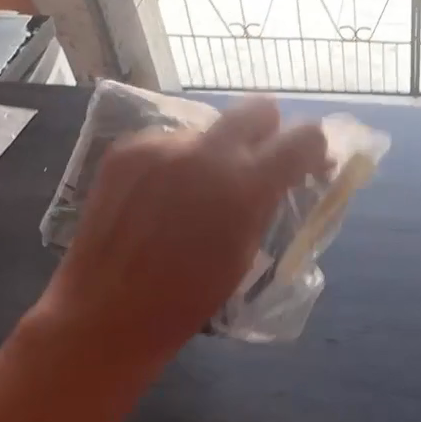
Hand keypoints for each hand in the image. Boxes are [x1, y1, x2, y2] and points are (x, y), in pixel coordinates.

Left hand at [34, 97, 327, 370]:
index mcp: (244, 185)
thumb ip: (265, 206)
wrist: (105, 313)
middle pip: (258, 108)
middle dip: (269, 132)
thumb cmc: (187, 301)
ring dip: (216, 154)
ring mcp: (160, 146)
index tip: (310, 167)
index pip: (303, 138)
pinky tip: (164, 200)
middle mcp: (205, 152)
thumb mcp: (245, 254)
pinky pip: (169, 144)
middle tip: (261, 166)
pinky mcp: (126, 151)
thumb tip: (283, 180)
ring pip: (208, 130)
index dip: (315, 150)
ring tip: (199, 196)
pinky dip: (178, 164)